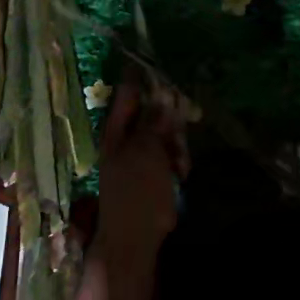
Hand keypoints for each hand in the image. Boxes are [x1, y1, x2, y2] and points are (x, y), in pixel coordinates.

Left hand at [94, 70, 188, 274]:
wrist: (136, 237)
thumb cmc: (137, 193)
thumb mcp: (147, 153)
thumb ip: (155, 123)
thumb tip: (163, 94)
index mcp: (116, 133)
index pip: (127, 97)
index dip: (138, 79)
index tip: (152, 62)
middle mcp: (126, 142)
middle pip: (151, 115)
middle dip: (169, 119)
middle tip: (183, 125)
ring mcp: (139, 159)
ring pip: (164, 136)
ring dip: (177, 145)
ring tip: (181, 165)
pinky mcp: (153, 175)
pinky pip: (169, 156)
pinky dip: (177, 162)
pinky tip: (182, 174)